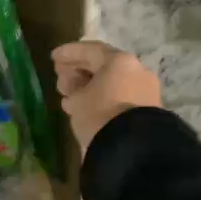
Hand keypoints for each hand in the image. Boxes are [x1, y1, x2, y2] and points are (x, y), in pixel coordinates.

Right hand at [52, 41, 160, 156]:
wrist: (134, 148)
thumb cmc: (100, 114)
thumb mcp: (76, 98)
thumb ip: (72, 86)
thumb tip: (75, 87)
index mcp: (119, 61)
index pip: (89, 50)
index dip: (69, 53)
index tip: (53, 58)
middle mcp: (136, 71)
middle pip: (102, 66)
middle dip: (79, 71)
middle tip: (61, 77)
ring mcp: (144, 90)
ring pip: (111, 82)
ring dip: (89, 86)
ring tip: (70, 96)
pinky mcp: (147, 110)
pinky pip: (119, 97)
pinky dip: (101, 98)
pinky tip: (85, 108)